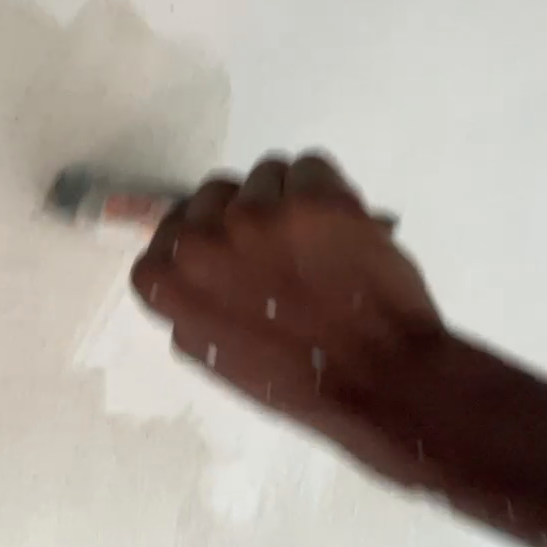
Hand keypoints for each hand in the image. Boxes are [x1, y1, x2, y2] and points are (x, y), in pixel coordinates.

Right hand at [130, 151, 451, 481]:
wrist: (380, 380)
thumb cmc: (290, 378)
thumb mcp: (209, 352)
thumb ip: (187, 301)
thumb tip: (187, 265)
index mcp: (165, 278)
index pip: (170, 227)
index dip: (204, 235)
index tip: (231, 253)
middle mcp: (199, 239)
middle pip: (214, 192)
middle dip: (243, 213)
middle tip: (277, 248)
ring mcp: (255, 214)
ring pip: (266, 173)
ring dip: (287, 198)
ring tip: (315, 239)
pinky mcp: (312, 199)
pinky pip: (311, 166)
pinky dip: (327, 190)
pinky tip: (340, 227)